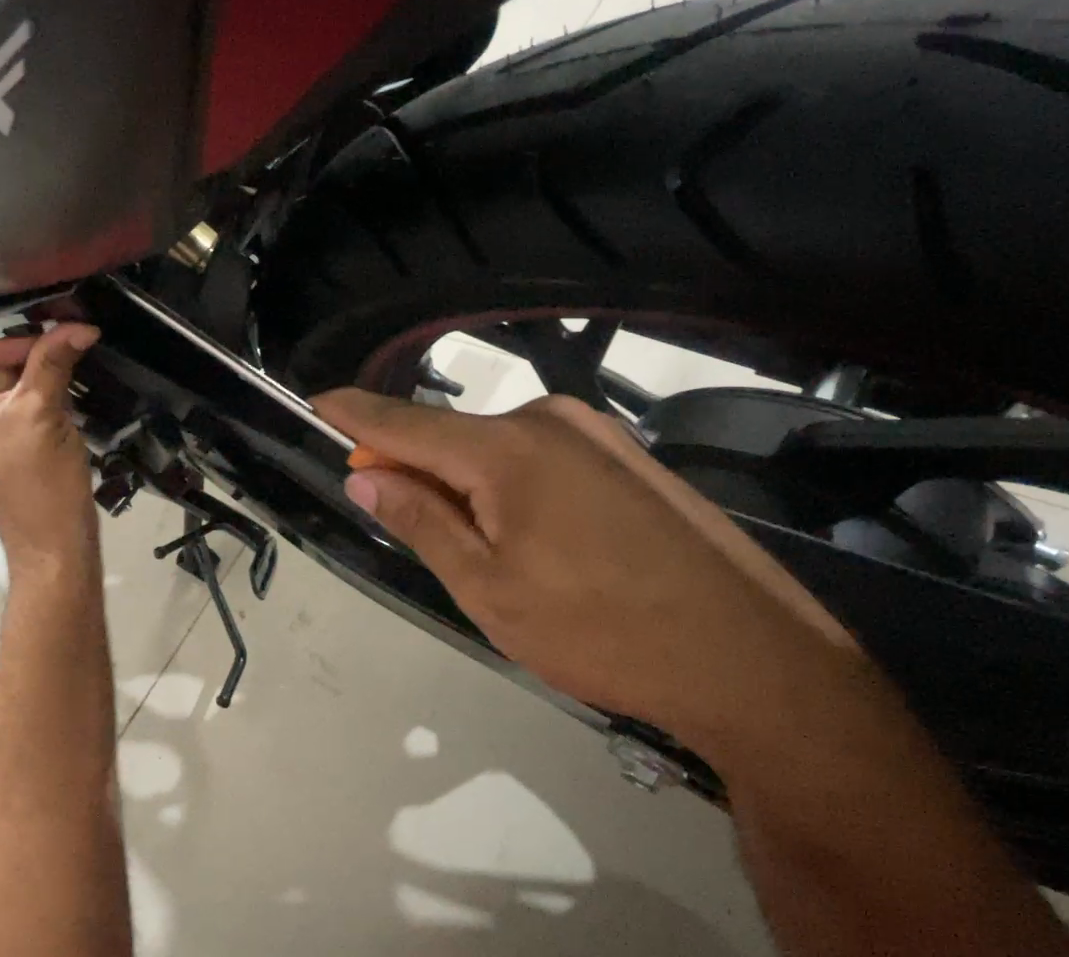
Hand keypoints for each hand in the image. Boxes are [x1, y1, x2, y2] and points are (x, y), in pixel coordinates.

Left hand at [0, 324, 101, 566]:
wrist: (56, 542)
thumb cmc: (36, 479)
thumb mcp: (41, 411)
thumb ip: (53, 361)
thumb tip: (80, 323)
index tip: (36, 350)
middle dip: (21, 348)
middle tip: (60, 342)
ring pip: (5, 378)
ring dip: (36, 365)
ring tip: (69, 355)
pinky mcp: (9, 440)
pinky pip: (19, 400)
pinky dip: (42, 386)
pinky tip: (70, 379)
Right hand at [314, 388, 872, 756]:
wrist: (754, 663)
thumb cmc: (600, 631)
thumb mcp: (488, 588)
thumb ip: (420, 521)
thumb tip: (365, 475)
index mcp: (507, 449)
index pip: (403, 420)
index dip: (352, 414)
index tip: (313, 405)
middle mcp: (551, 422)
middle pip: (451, 435)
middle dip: (413, 467)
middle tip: (399, 521)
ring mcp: (599, 436)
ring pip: (497, 449)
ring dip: (465, 483)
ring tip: (483, 553)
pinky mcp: (630, 459)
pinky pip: (541, 458)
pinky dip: (511, 486)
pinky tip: (537, 543)